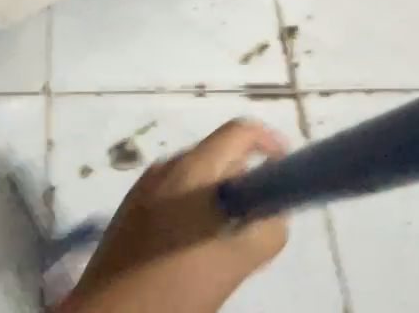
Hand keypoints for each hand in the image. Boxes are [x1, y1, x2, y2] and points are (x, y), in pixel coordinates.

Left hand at [60, 119, 289, 312]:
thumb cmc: (175, 286)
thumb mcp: (234, 264)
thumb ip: (266, 232)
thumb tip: (274, 213)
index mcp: (193, 169)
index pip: (240, 132)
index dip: (270, 143)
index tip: (286, 171)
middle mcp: (168, 165)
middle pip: (220, 152)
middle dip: (246, 179)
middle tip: (259, 222)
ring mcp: (146, 184)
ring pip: (198, 174)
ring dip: (222, 196)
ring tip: (229, 243)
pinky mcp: (133, 205)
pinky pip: (177, 190)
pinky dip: (198, 206)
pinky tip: (197, 248)